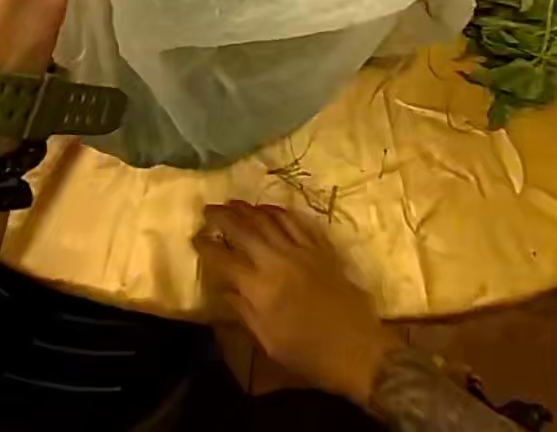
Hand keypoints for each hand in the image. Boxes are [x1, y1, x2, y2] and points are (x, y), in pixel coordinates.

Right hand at [194, 201, 399, 407]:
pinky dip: (277, 210)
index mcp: (259, 288)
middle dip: (220, 216)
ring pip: (266, 218)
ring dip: (245, 208)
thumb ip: (243, 311)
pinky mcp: (319, 247)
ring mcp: (299, 249)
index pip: (223, 258)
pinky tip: (267, 208)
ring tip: (231, 203)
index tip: (196, 238)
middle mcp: (275, 260)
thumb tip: (223, 289)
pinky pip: (294, 220)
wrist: (360, 351)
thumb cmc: (311, 354)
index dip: (205, 246)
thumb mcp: (269, 343)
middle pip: (241, 228)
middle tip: (207, 210)